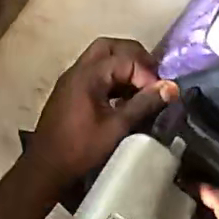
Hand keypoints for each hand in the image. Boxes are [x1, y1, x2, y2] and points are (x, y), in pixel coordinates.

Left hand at [23, 38, 177, 193]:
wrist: (46, 170)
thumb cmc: (81, 149)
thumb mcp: (117, 127)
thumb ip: (144, 104)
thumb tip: (172, 87)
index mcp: (88, 75)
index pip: (125, 59)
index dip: (146, 73)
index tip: (159, 94)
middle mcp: (77, 71)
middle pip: (109, 47)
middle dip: (134, 57)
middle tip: (152, 76)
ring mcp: (71, 80)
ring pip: (100, 58)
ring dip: (123, 67)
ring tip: (142, 87)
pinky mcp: (70, 92)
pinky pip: (94, 73)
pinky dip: (113, 78)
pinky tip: (125, 99)